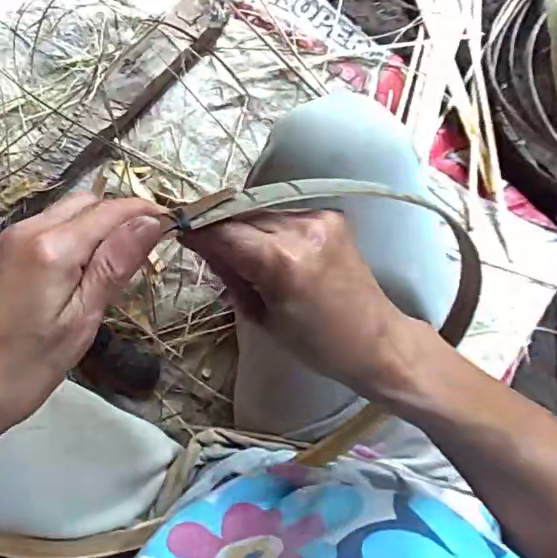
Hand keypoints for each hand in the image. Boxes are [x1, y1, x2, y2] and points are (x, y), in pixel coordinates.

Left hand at [0, 194, 164, 489]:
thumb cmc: (18, 371)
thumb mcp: (78, 323)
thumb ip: (114, 266)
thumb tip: (151, 221)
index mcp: (51, 246)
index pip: (111, 210)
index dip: (145, 211)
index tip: (171, 226)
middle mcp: (22, 231)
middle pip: (83, 202)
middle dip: (118, 215)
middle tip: (140, 253)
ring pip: (56, 215)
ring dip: (88, 227)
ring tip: (105, 268)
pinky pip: (33, 232)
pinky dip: (60, 239)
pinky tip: (62, 276)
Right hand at [182, 210, 429, 398]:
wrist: (376, 340)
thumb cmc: (316, 344)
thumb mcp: (262, 316)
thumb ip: (232, 275)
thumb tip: (204, 245)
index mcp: (282, 261)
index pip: (224, 232)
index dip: (198, 231)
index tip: (180, 232)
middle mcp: (301, 229)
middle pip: (240, 217)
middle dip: (220, 232)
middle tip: (214, 258)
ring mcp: (319, 218)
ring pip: (260, 213)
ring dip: (246, 230)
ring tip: (250, 262)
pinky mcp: (331, 215)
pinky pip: (283, 215)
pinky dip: (269, 230)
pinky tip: (274, 253)